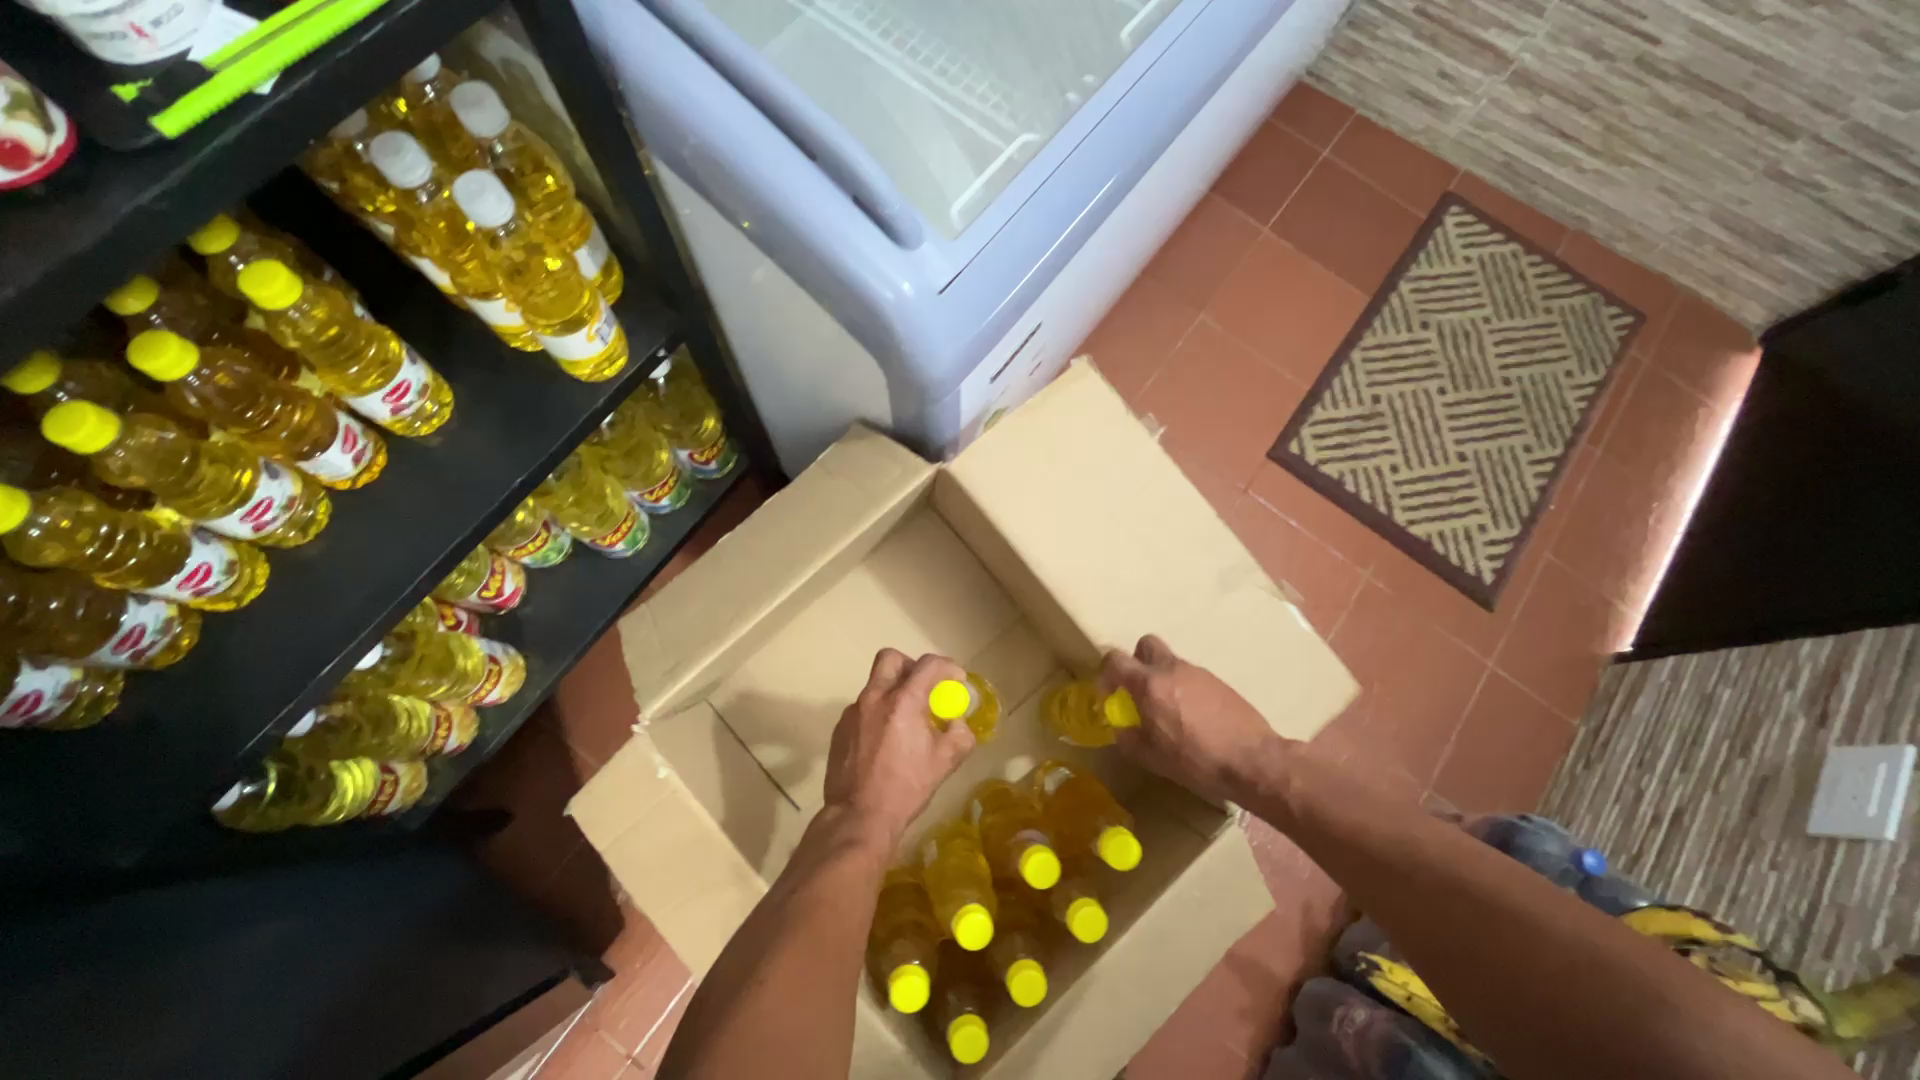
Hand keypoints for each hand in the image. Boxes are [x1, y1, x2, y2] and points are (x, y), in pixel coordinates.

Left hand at [821, 648, 975, 849]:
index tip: (956, 679)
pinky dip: (877, 715)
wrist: (859, 816)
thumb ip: (959, 735)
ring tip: (905, 722)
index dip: (947, 666)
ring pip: (875, 685)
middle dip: (910, 666)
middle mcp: (875, 698)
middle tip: (923, 687)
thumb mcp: (945, 763)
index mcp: (904, 702)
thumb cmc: (906, 788)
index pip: (928, 665)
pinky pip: (862, 709)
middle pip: (890, 658)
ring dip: (893, 693)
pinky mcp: (840, 729)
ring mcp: (853, 712)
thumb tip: (958, 724)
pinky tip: (884, 742)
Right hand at [1099, 635, 1282, 803]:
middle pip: (1145, 645)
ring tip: (1168, 712)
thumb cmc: (1195, 761)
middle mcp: (1172, 669)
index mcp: (1149, 684)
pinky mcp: (1219, 682)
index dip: (1105, 674)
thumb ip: (1127, 737)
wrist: (1251, 761)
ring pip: (1170, 662)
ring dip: (1162, 679)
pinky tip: (1192, 718)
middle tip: (1138, 691)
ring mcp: (1198, 672)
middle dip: (1136, 662)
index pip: (1114, 659)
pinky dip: (1183, 689)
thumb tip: (1121, 728)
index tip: (1109, 695)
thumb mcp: (1151, 757)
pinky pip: (1191, 677)